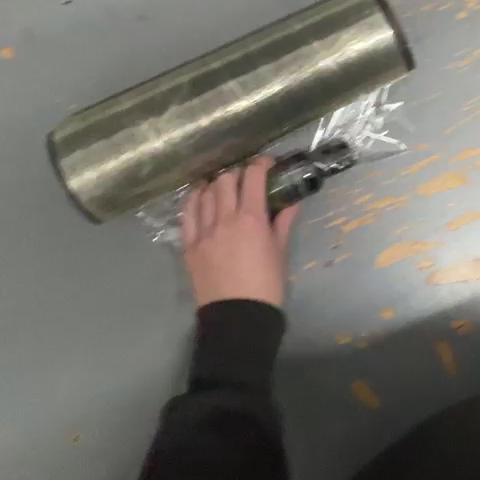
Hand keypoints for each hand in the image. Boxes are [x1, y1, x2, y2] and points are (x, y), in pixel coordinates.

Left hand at [178, 157, 298, 307]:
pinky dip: (193, 200)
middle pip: (225, 181)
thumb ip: (283, 221)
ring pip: (204, 194)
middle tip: (246, 177)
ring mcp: (203, 232)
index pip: (253, 178)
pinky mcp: (188, 246)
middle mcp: (225, 219)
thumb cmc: (267, 284)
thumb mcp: (280, 250)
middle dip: (237, 173)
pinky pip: (186, 215)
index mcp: (251, 219)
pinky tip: (199, 196)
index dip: (260, 164)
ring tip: (222, 185)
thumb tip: (292, 201)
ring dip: (214, 184)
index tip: (267, 163)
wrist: (238, 316)